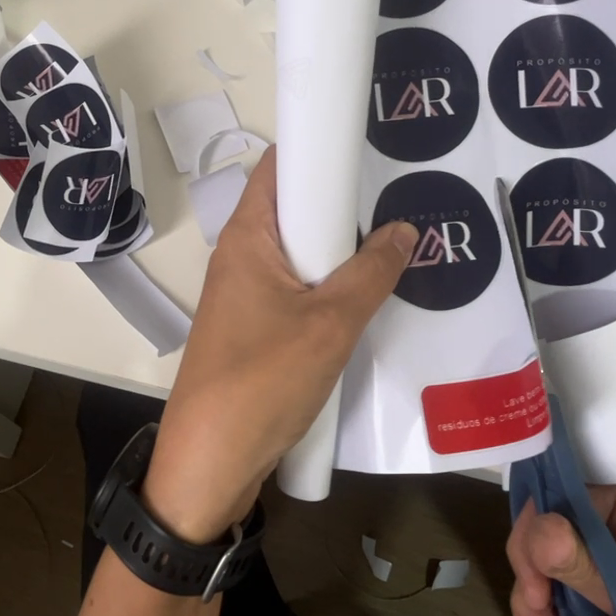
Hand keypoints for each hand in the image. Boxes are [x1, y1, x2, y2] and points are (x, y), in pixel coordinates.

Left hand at [142, 147, 418, 542]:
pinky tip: (366, 299)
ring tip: (393, 250)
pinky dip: (328, 288)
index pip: (278, 168)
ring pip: (298, 255)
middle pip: (293, 211)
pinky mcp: (253, 328)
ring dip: (339, 254)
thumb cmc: (263, 380)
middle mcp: (240, 256)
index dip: (318, 152)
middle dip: (342, 208)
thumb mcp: (330, 324)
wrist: (210, 464)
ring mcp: (244, 294)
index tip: (367, 152)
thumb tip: (405, 230)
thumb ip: (371, 273)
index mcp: (246, 236)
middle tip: (397, 207)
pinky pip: (296, 290)